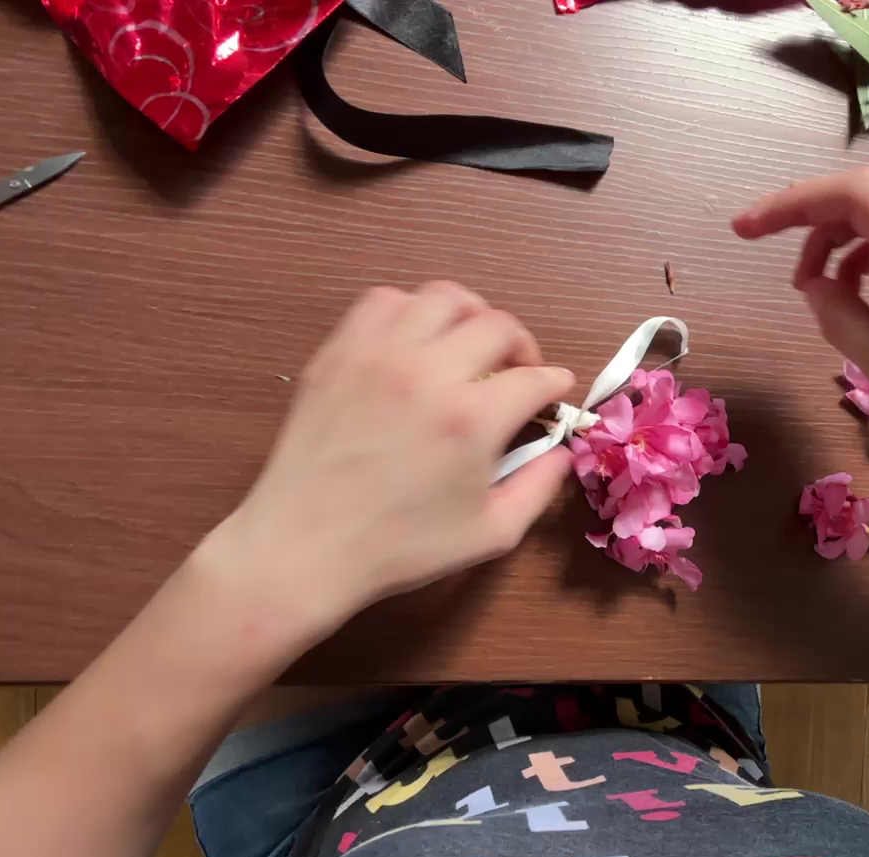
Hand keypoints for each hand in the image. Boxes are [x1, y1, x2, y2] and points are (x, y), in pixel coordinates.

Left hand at [194, 282, 574, 657]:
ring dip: (471, 316)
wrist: (306, 546)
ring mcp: (378, 354)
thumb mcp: (491, 533)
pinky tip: (417, 343)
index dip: (556, 384)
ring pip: (442, 298)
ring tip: (470, 346)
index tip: (556, 393)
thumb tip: (561, 452)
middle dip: (522, 345)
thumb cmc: (401, 546)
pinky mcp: (339, 353)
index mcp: (472, 419)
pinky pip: (384, 301)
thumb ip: (539, 488)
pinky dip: (413, 311)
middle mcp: (429, 372)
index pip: (534, 377)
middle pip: (496, 324)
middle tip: (519, 371)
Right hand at [732, 167, 868, 464]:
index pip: (854, 195)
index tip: (745, 231)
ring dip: (840, 245)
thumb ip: (846, 324)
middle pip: (868, 199)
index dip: (793, 202)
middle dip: (812, 225)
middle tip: (789, 283)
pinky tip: (860, 297)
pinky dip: (867, 258)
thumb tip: (813, 287)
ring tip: (820, 296)